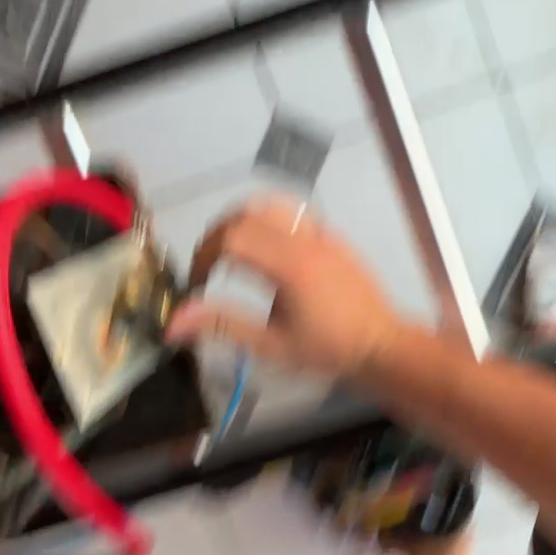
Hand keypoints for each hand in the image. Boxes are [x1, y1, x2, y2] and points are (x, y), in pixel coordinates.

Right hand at [167, 198, 405, 377]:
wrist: (382, 345)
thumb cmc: (329, 350)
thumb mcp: (272, 344)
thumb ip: (222, 325)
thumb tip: (173, 322)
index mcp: (291, 265)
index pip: (232, 237)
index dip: (203, 256)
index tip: (197, 283)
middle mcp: (307, 240)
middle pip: (247, 213)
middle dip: (217, 235)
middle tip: (208, 267)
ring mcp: (323, 234)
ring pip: (272, 204)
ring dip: (243, 221)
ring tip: (231, 254)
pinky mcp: (333, 237)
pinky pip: (294, 213)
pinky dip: (269, 222)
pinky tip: (266, 254)